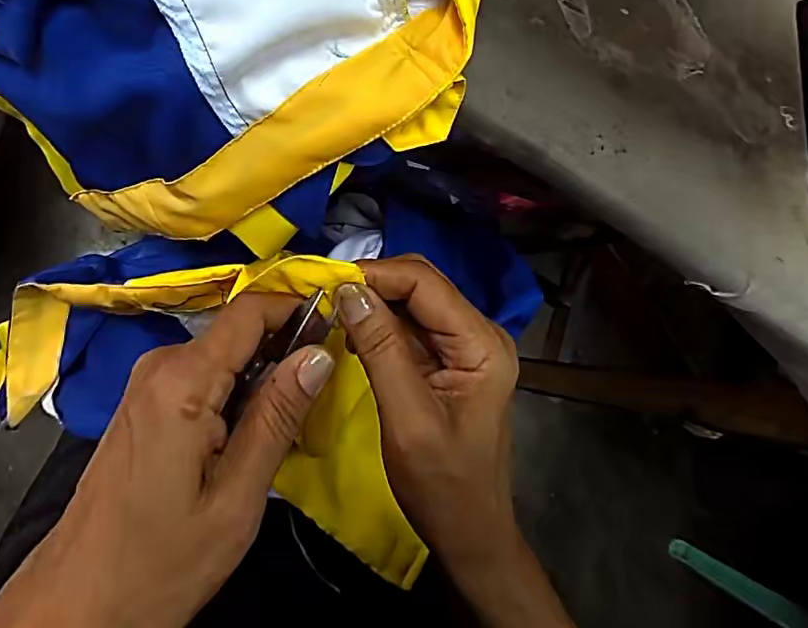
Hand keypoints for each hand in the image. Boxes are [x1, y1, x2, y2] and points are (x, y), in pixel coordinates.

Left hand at [0, 294, 334, 627]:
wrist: (68, 615)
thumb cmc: (154, 566)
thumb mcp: (235, 499)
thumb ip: (279, 417)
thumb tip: (320, 354)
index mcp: (183, 382)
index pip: (251, 309)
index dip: (297, 310)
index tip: (334, 333)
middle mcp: (160, 368)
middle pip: (239, 330)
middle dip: (283, 349)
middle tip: (315, 392)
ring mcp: (147, 385)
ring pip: (225, 352)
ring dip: (261, 374)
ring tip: (285, 421)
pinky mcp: (144, 404)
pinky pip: (204, 374)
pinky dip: (235, 390)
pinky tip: (246, 435)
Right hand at [338, 256, 573, 626]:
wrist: (471, 532)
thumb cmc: (443, 486)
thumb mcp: (407, 420)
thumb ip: (381, 350)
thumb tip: (350, 291)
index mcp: (482, 342)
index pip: (426, 283)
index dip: (377, 274)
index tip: (328, 282)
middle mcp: (481, 331)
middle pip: (423, 285)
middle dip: (374, 284)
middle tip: (325, 295)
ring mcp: (468, 344)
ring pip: (416, 302)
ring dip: (375, 303)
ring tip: (332, 311)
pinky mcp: (453, 358)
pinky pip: (414, 326)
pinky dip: (382, 325)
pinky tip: (354, 333)